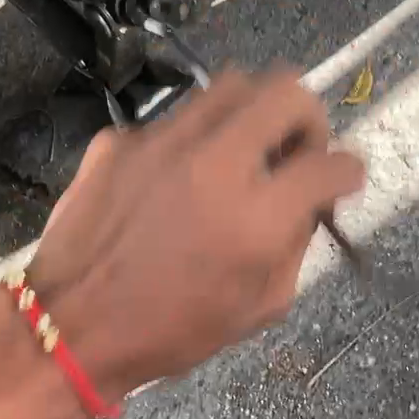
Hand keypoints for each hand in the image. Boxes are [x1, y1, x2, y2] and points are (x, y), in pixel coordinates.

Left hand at [27, 69, 365, 400]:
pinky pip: (174, 121)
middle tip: (297, 151)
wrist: (70, 328)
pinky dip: (192, 142)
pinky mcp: (120, 140)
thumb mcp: (258, 308)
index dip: (348, 171)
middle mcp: (215, 164)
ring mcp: (162, 142)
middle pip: (287, 92)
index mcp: (257, 218)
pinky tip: (176, 179)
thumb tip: (308, 202)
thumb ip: (295, 245)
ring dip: (252, 115)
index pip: (331, 164)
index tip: (342, 179)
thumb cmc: (172, 332)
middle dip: (308, 118)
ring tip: (242, 152)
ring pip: (230, 86)